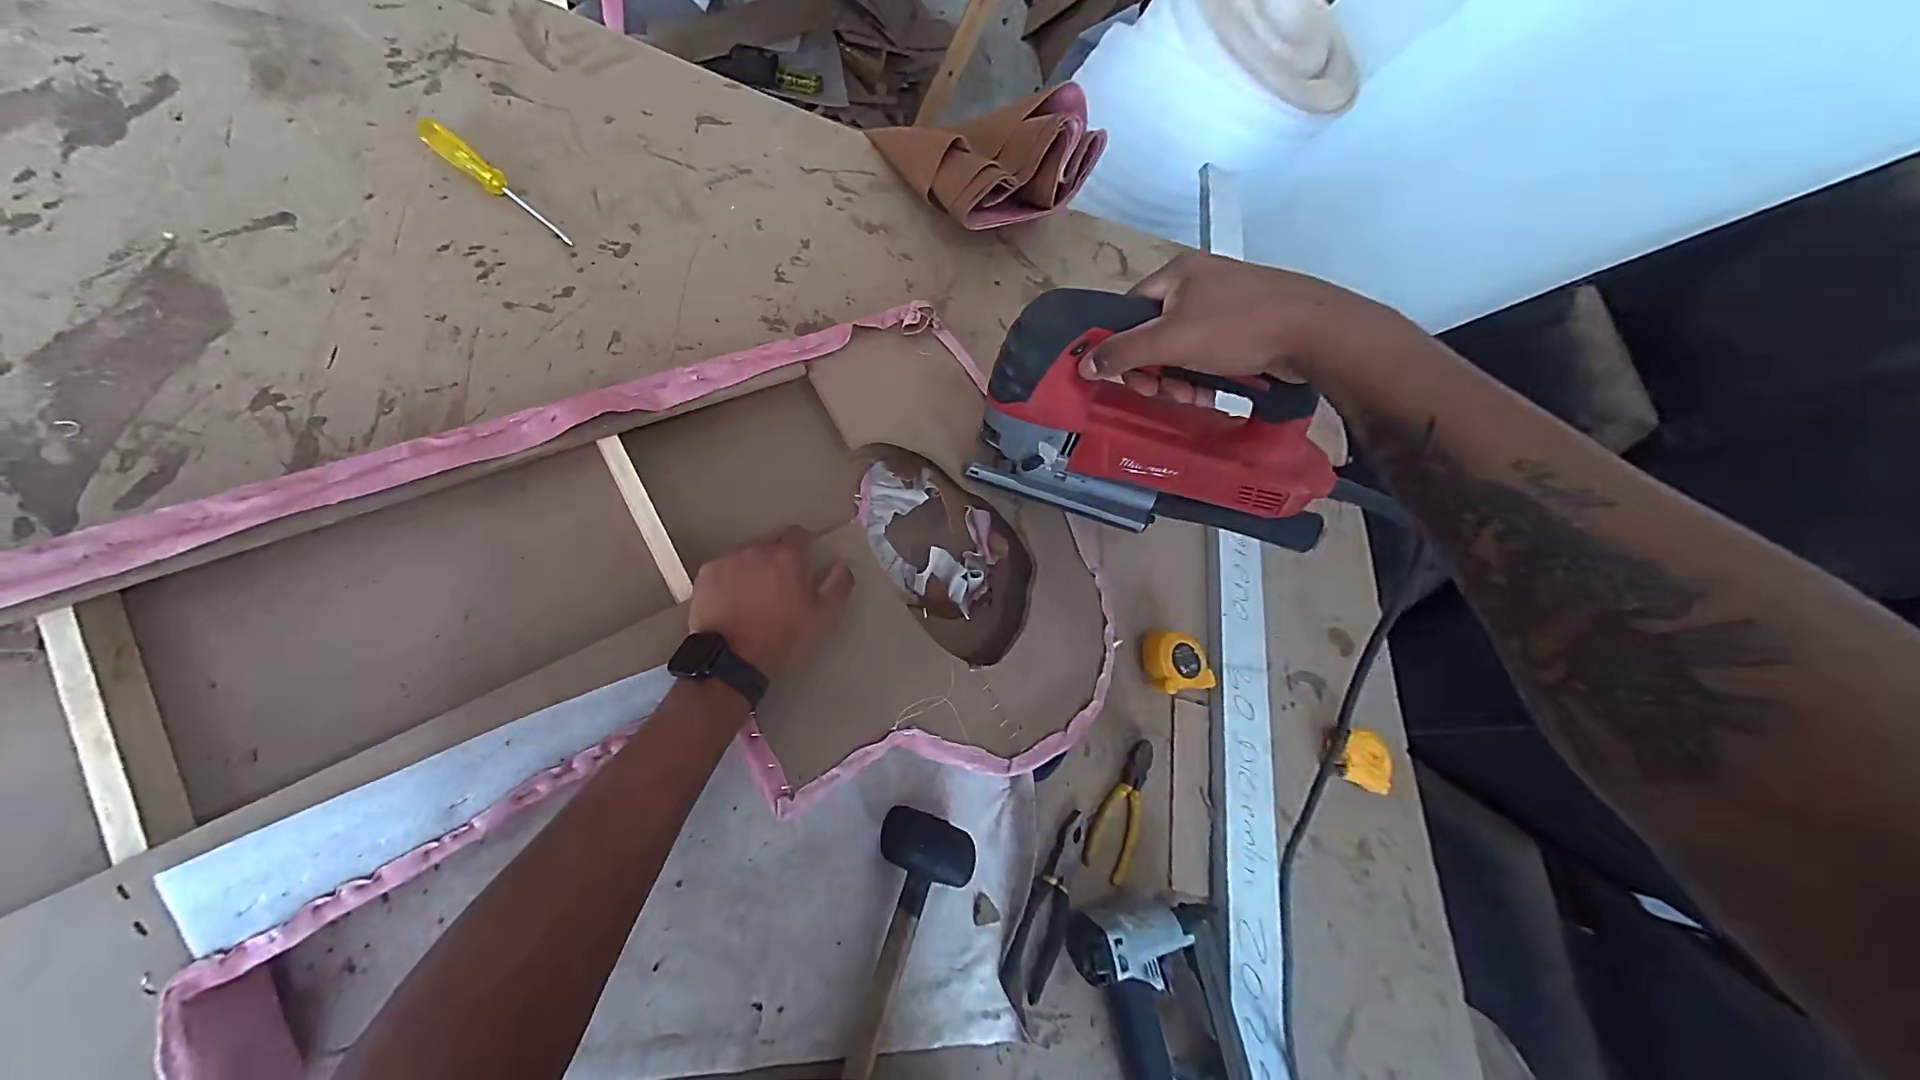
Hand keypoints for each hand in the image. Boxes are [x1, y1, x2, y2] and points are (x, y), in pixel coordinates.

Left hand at [689, 527, 853, 677]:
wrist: (732, 660)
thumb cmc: (782, 638)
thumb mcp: (823, 618)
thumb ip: (838, 586)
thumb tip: (841, 566)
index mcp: (788, 557)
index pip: (799, 534)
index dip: (803, 548)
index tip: (803, 567)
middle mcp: (757, 549)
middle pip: (771, 543)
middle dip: (778, 557)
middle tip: (780, 586)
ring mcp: (728, 560)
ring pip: (746, 554)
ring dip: (753, 567)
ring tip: (754, 596)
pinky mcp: (706, 574)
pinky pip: (724, 568)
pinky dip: (730, 578)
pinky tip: (732, 600)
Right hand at [1079, 254, 1416, 403]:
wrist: (1314, 333)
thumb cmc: (1237, 328)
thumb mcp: (1171, 341)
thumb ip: (1123, 352)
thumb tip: (1083, 364)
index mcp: (1178, 273)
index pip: (1129, 309)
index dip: (1121, 346)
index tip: (1128, 376)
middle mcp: (1199, 283)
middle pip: (1154, 333)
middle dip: (1154, 370)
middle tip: (1160, 393)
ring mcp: (1225, 305)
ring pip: (1181, 349)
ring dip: (1178, 379)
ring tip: (1191, 396)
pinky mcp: (1245, 326)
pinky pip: (1207, 354)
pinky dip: (1203, 376)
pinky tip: (1210, 393)